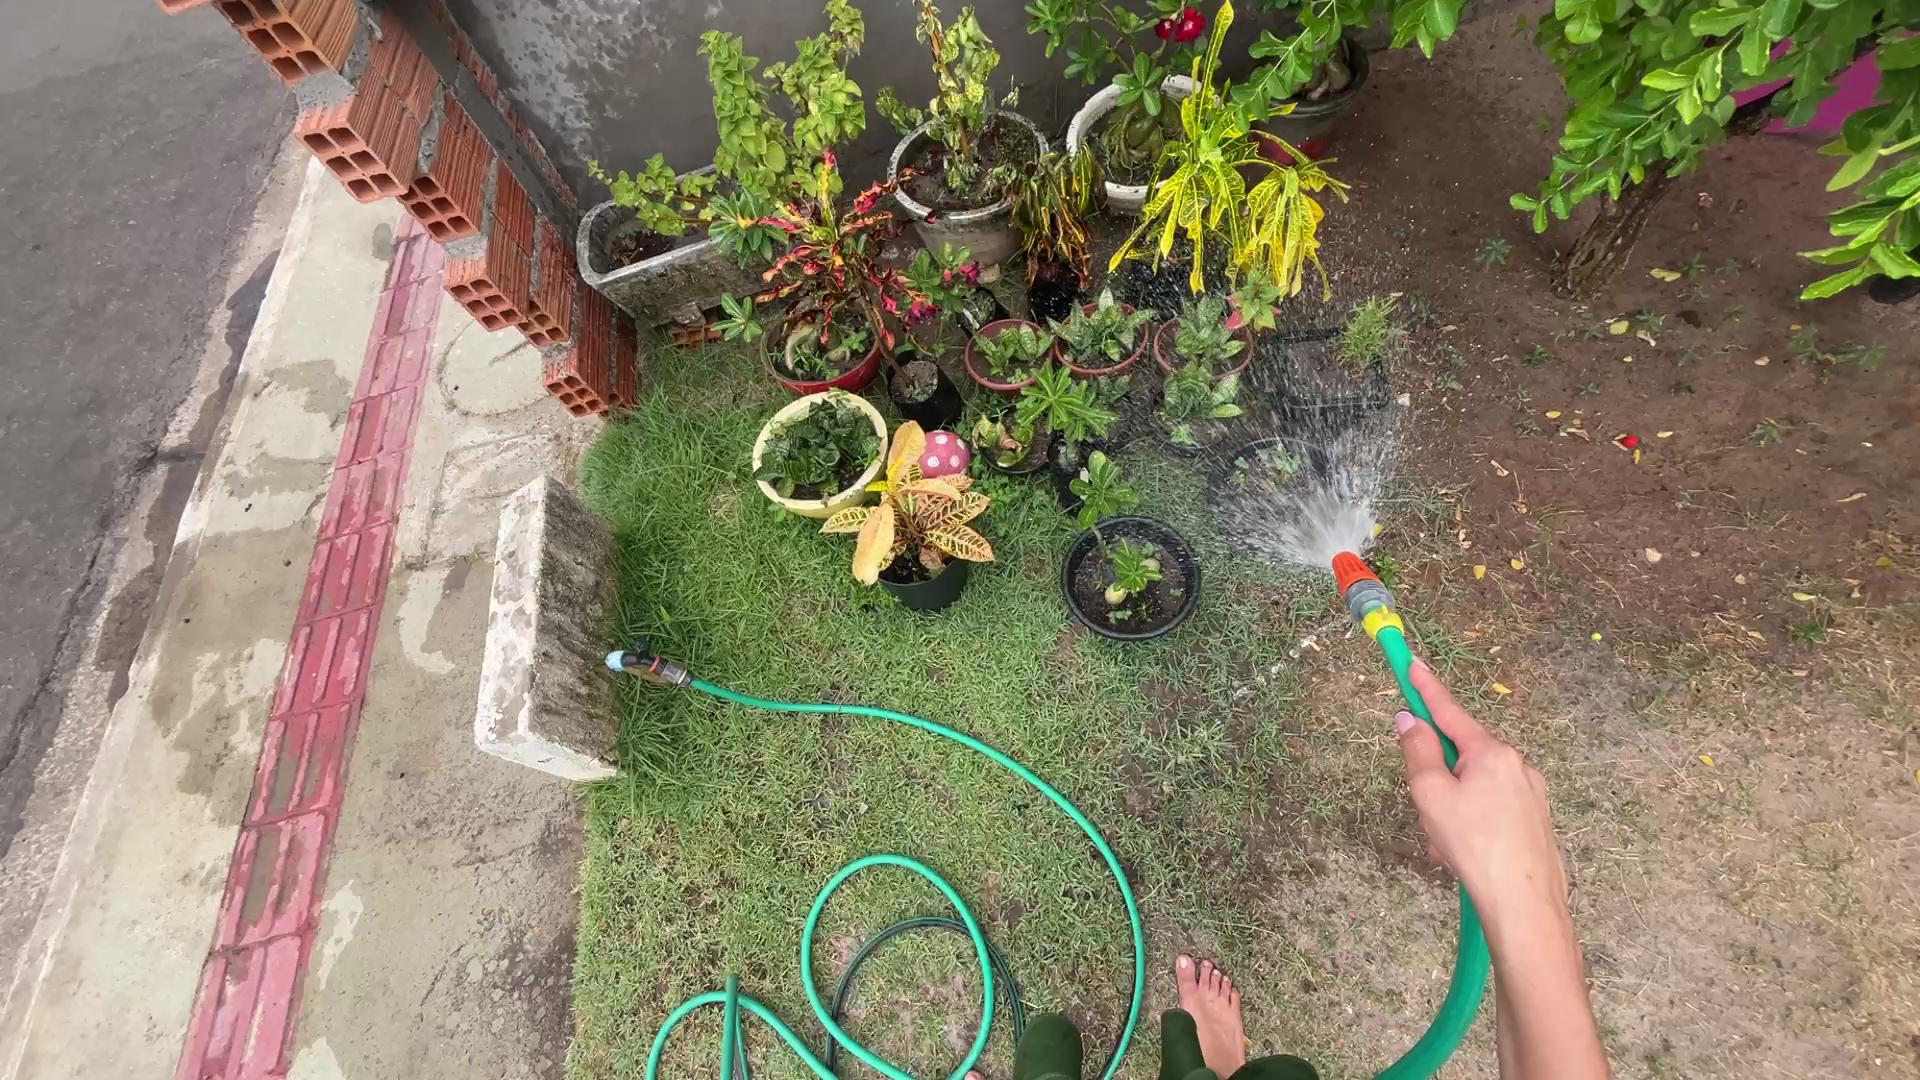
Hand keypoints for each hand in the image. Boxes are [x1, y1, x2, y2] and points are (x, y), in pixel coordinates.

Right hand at [1394, 660, 1568, 942]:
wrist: (1526, 907)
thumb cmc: (1472, 844)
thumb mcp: (1430, 792)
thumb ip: (1417, 751)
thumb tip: (1410, 720)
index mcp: (1492, 753)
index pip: (1449, 711)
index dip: (1425, 687)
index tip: (1412, 662)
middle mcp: (1517, 765)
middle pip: (1459, 753)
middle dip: (1434, 775)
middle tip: (1425, 808)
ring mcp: (1532, 794)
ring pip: (1472, 784)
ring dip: (1450, 804)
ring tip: (1444, 841)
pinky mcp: (1537, 821)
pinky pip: (1490, 806)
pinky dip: (1468, 819)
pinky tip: (1462, 851)